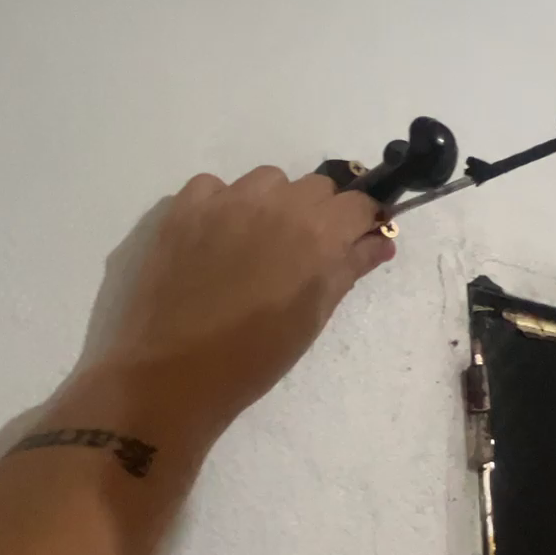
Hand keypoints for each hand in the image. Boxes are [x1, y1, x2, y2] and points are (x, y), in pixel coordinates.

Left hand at [95, 167, 393, 434]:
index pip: (359, 203)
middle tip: (306, 251)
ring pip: (269, 180)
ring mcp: (227, 200)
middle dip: (322, 212)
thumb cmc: (258, 355)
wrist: (174, 373)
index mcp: (319, 234)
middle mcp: (278, 204)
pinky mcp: (184, 207)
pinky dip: (224, 204)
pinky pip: (215, 186)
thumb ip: (351, 268)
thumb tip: (381, 243)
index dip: (363, 221)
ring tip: (260, 242)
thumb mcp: (315, 315)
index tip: (358, 240)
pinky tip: (217, 239)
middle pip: (317, 186)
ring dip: (275, 202)